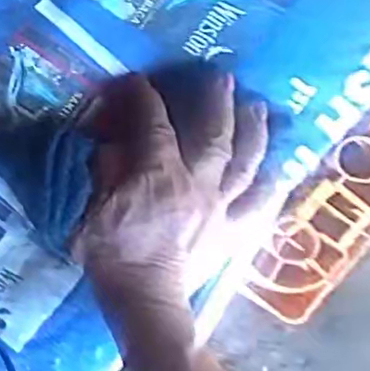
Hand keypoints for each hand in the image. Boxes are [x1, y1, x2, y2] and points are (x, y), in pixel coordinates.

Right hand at [72, 71, 276, 314]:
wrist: (143, 294)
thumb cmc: (106, 243)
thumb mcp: (90, 197)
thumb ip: (104, 163)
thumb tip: (111, 138)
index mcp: (158, 173)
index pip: (154, 124)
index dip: (145, 97)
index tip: (137, 78)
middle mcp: (199, 184)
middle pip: (215, 136)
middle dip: (217, 103)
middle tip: (221, 77)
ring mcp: (225, 208)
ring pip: (249, 164)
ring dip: (255, 132)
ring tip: (259, 107)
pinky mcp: (239, 231)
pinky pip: (264, 202)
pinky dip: (274, 180)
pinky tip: (279, 165)